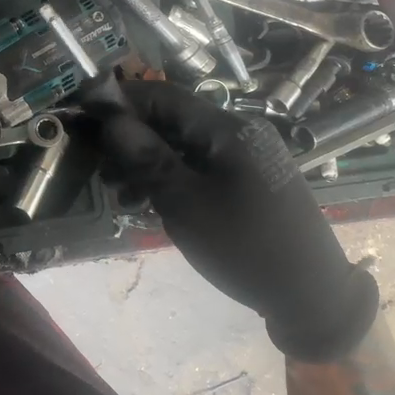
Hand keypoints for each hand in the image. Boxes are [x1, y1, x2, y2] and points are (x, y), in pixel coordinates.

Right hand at [83, 79, 377, 361]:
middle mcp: (237, 133)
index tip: (80, 115)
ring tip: (117, 193)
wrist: (313, 299)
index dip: (117, 101)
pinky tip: (145, 203)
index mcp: (227, 129)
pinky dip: (167, 178)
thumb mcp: (186, 203)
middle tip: (96, 167)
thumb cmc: (246, 247)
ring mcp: (243, 158)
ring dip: (143, 162)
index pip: (161, 96)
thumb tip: (108, 115)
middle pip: (169, 120)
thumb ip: (146, 156)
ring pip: (179, 145)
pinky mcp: (245, 181)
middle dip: (128, 138)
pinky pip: (196, 166)